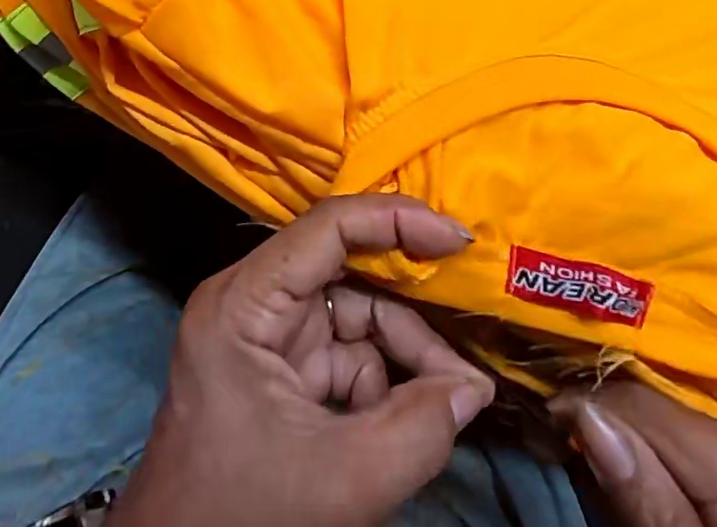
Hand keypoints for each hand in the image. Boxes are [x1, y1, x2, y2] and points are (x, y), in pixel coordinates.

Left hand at [108, 194, 496, 526]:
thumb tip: (474, 389)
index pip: (330, 227)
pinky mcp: (285, 369)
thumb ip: (420, 430)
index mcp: (245, 302)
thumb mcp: (341, 480)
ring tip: (449, 397)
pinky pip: (352, 353)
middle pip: (350, 270)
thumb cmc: (242, 519)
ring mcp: (270, 336)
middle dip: (411, 298)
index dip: (397, 219)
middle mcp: (256, 302)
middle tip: (465, 311)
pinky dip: (387, 380)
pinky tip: (409, 418)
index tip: (456, 239)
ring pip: (359, 313)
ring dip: (407, 351)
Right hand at [551, 382, 716, 526]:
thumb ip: (649, 502)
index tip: (540, 423)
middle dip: (613, 424)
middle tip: (560, 446)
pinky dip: (673, 455)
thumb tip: (584, 413)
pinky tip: (653, 472)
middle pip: (669, 412)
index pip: (650, 406)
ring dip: (639, 438)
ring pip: (688, 423)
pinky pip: (713, 445)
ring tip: (598, 456)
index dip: (588, 405)